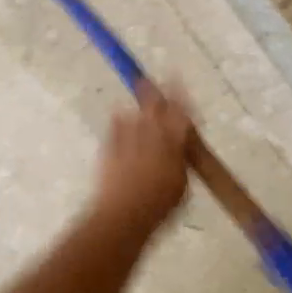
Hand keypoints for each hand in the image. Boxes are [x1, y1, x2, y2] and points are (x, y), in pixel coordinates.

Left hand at [90, 82, 192, 233]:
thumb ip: (180, 161)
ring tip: (141, 90)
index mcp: (174, 146)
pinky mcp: (109, 146)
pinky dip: (119, 119)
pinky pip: (115, 125)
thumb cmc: (159, 207)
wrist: (123, 214)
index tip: (179, 82)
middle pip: (155, 107)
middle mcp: (152, 137)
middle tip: (153, 78)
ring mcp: (129, 139)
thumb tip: (180, 148)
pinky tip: (119, 114)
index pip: (181, 115)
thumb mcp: (181, 186)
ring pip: (136, 114)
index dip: (180, 97)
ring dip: (139, 105)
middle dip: (155, 91)